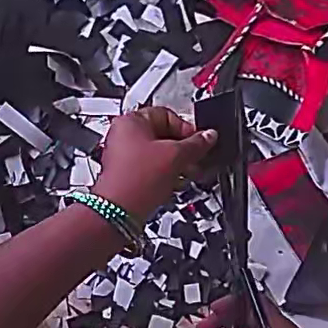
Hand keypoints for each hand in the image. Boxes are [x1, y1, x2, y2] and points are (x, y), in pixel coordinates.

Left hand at [93, 106, 217, 219]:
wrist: (119, 212)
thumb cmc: (135, 180)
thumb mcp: (176, 156)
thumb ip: (196, 144)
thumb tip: (208, 137)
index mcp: (130, 121)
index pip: (167, 115)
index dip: (187, 129)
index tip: (200, 141)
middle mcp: (122, 136)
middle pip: (162, 136)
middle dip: (183, 150)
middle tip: (196, 159)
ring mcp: (122, 156)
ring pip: (157, 154)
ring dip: (176, 164)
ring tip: (187, 173)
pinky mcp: (125, 175)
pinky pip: (149, 169)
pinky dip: (163, 174)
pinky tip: (173, 183)